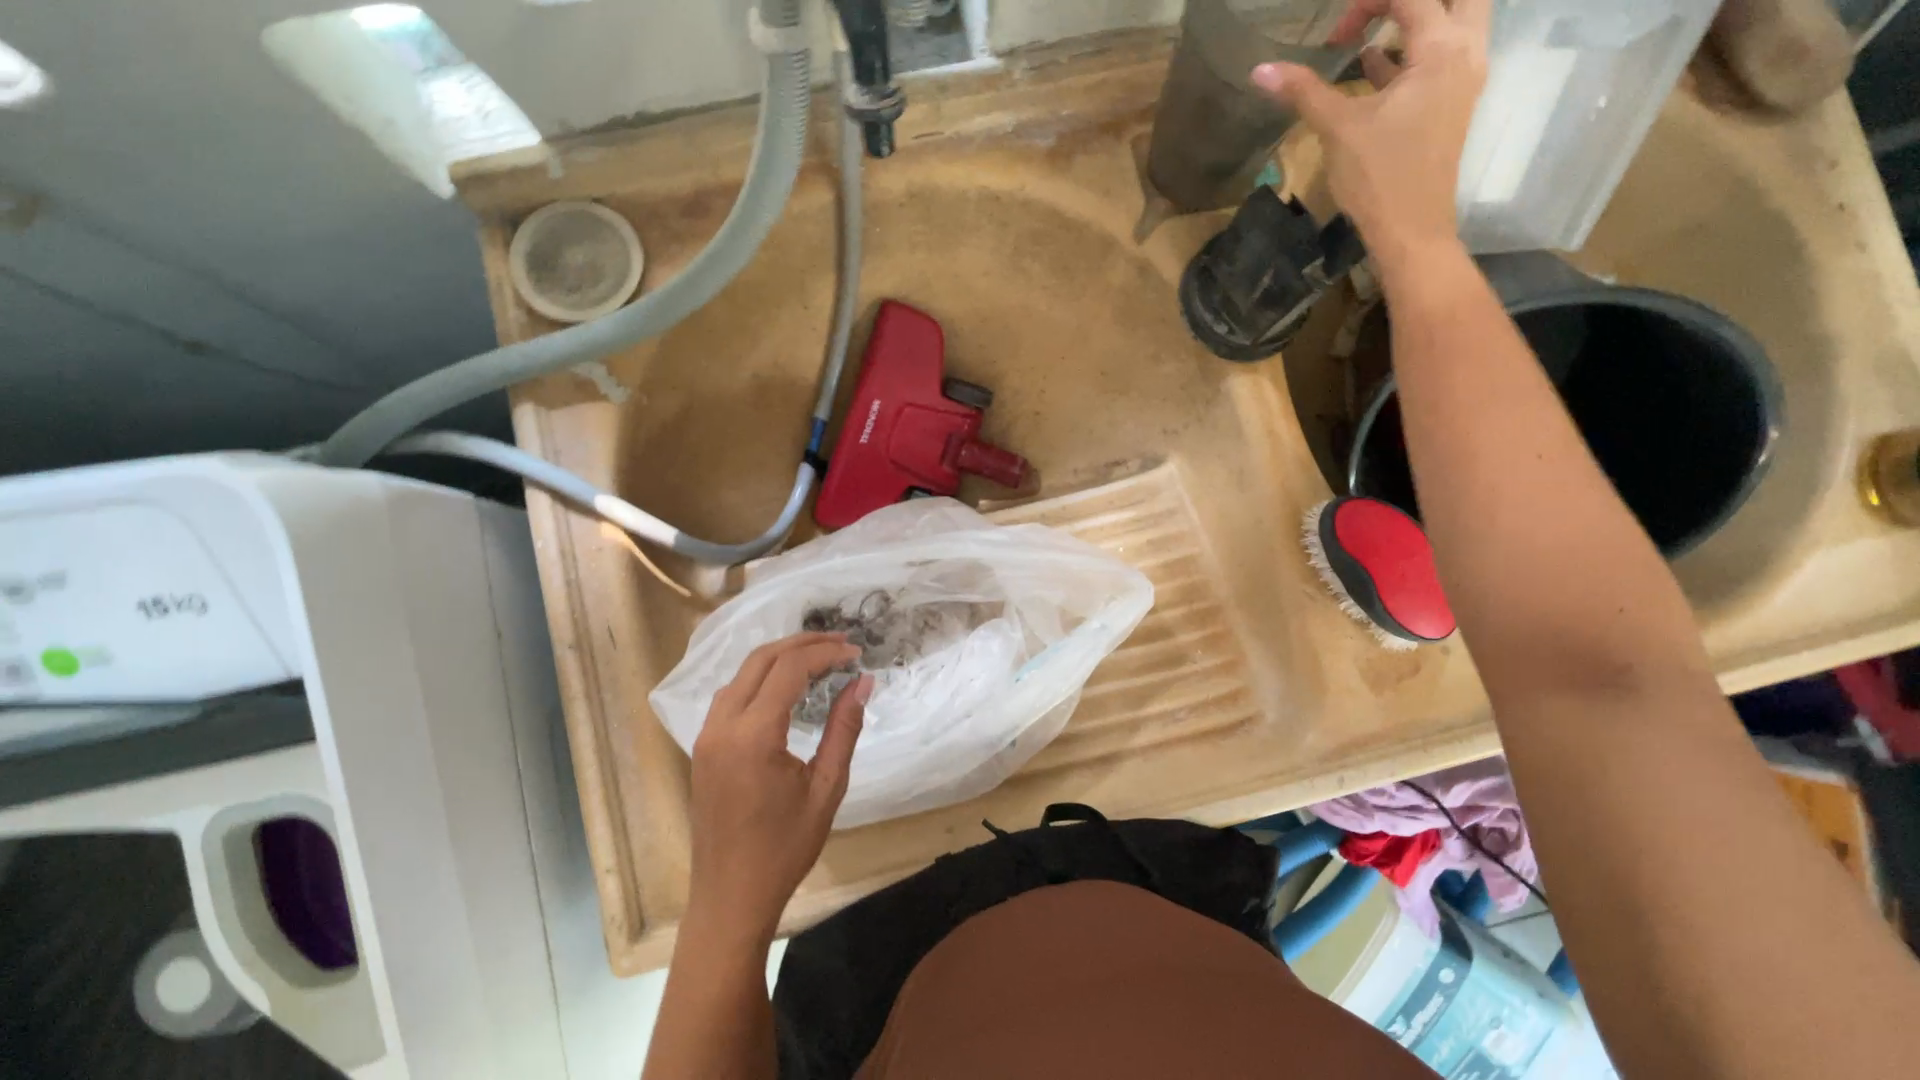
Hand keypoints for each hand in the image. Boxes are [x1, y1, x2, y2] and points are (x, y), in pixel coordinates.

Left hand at [685, 632, 871, 943]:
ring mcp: (706, 735)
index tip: (856, 653)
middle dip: (802, 644)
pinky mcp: (703, 747)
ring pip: (742, 674)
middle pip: (761, 660)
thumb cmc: (784, 848)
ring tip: (819, 658)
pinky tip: (786, 687)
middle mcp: (722, 725)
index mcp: (753, 736)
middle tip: (841, 644)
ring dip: (779, 658)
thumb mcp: (826, 788)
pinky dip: (760, 679)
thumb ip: (843, 729)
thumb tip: (862, 683)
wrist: (731, 895)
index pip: (789, 669)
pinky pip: (731, 696)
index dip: (825, 653)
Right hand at [1251, 0, 1490, 265]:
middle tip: (1373, 15)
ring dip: (1415, 19)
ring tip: (1372, 31)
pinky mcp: (1452, 103)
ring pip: (1454, 22)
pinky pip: (1441, 54)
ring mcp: (1463, 79)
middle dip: (1406, 2)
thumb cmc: (1380, 176)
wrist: (1411, 230)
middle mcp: (1466, 53)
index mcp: (1442, 50)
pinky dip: (1410, 49)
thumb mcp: (1338, 128)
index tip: (1333, 38)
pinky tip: (1373, 64)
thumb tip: (1259, 70)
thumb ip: (1303, 90)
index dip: (1366, 4)